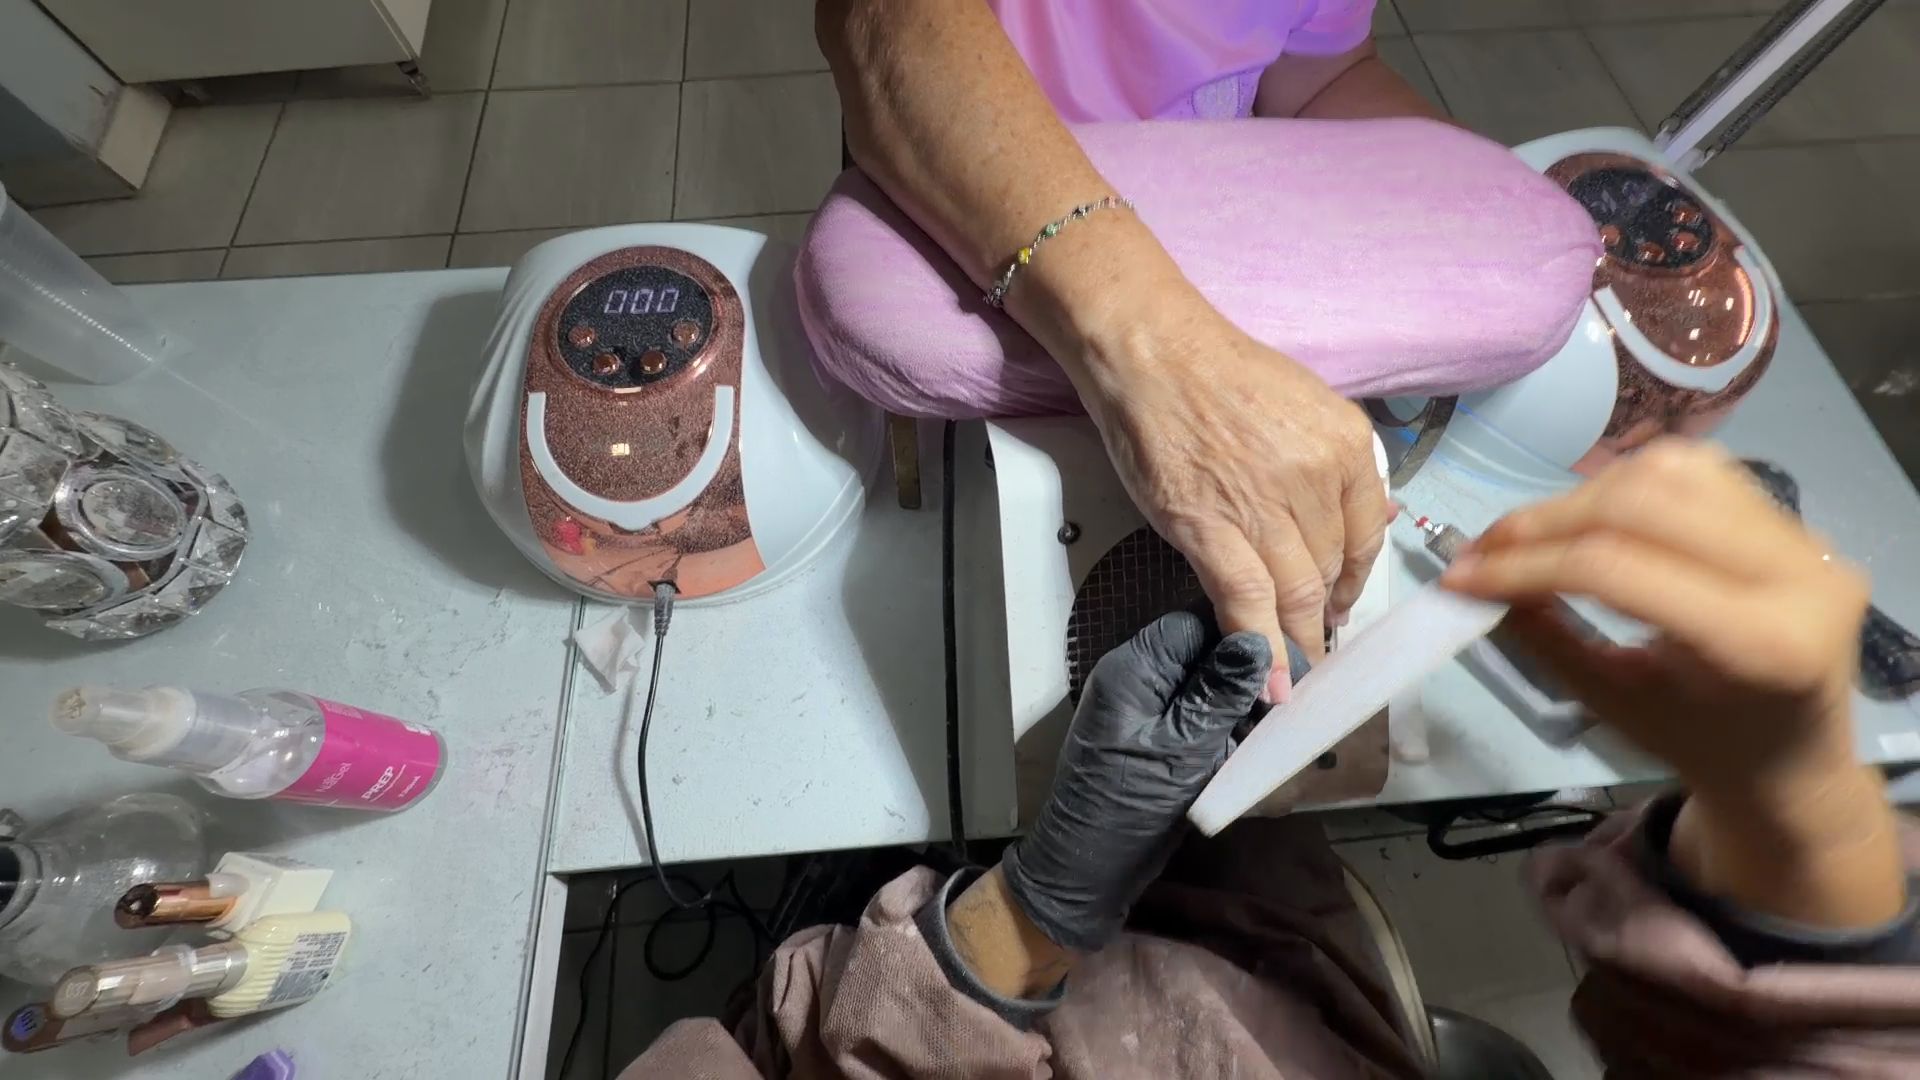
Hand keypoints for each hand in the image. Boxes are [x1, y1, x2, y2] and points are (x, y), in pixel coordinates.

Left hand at [1001, 611, 1269, 951]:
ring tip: (1273, 727)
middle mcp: (1136, 674)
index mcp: (1134, 667)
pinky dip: (1225, 722)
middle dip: (1247, 671)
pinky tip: (1251, 742)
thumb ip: (1219, 693)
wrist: (1088, 866)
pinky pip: (1197, 709)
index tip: (1290, 666)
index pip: (1195, 623)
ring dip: (1240, 701)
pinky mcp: (1154, 730)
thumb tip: (1257, 638)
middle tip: (1287, 703)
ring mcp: (1144, 703)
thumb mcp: (1183, 749)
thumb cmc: (1129, 806)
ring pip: (1205, 680)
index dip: (1243, 635)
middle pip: (1202, 648)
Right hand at [1079, 305, 1389, 697]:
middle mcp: (1317, 480)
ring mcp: (1264, 508)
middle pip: (1331, 571)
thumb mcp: (1299, 405)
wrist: (1150, 355)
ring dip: (1297, 642)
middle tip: (1314, 646)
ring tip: (1292, 674)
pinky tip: (1270, 684)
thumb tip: (1344, 520)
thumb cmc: (1213, 373)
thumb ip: (1327, 465)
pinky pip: (1247, 600)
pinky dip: (1262, 648)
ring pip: (1297, 595)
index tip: (1340, 606)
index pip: (1368, 537)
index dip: (1354, 584)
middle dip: (1323, 618)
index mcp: (1347, 447)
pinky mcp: (1210, 529)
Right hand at [1441, 440, 1904, 925]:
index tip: (1457, 577)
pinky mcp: (1788, 524)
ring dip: (1576, 497)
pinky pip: (1693, 470)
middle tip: (1478, 554)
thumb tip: (1467, 579)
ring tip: (1527, 537)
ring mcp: (1804, 543)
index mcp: (1757, 641)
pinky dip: (1619, 482)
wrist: (1786, 751)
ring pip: (1669, 471)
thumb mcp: (1600, 697)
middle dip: (1536, 523)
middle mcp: (1801, 578)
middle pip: (1641, 503)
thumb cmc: (1689, 741)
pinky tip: (1583, 518)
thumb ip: (1533, 630)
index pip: (1617, 564)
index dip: (1521, 560)